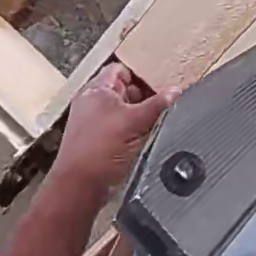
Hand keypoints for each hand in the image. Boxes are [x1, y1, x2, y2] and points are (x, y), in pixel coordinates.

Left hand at [53, 63, 178, 195]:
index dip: (139, 74)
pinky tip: (146, 136)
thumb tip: (175, 91)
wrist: (81, 186)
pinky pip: (121, 128)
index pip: (120, 70)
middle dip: (143, 96)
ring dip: (139, 115)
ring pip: (124, 110)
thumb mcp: (134, 122)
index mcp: (96, 91)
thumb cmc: (98, 150)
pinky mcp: (100, 141)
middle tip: (163, 102)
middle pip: (124, 90)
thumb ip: (157, 104)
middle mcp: (93, 104)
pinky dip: (133, 130)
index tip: (159, 81)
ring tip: (157, 119)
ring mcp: (95, 123)